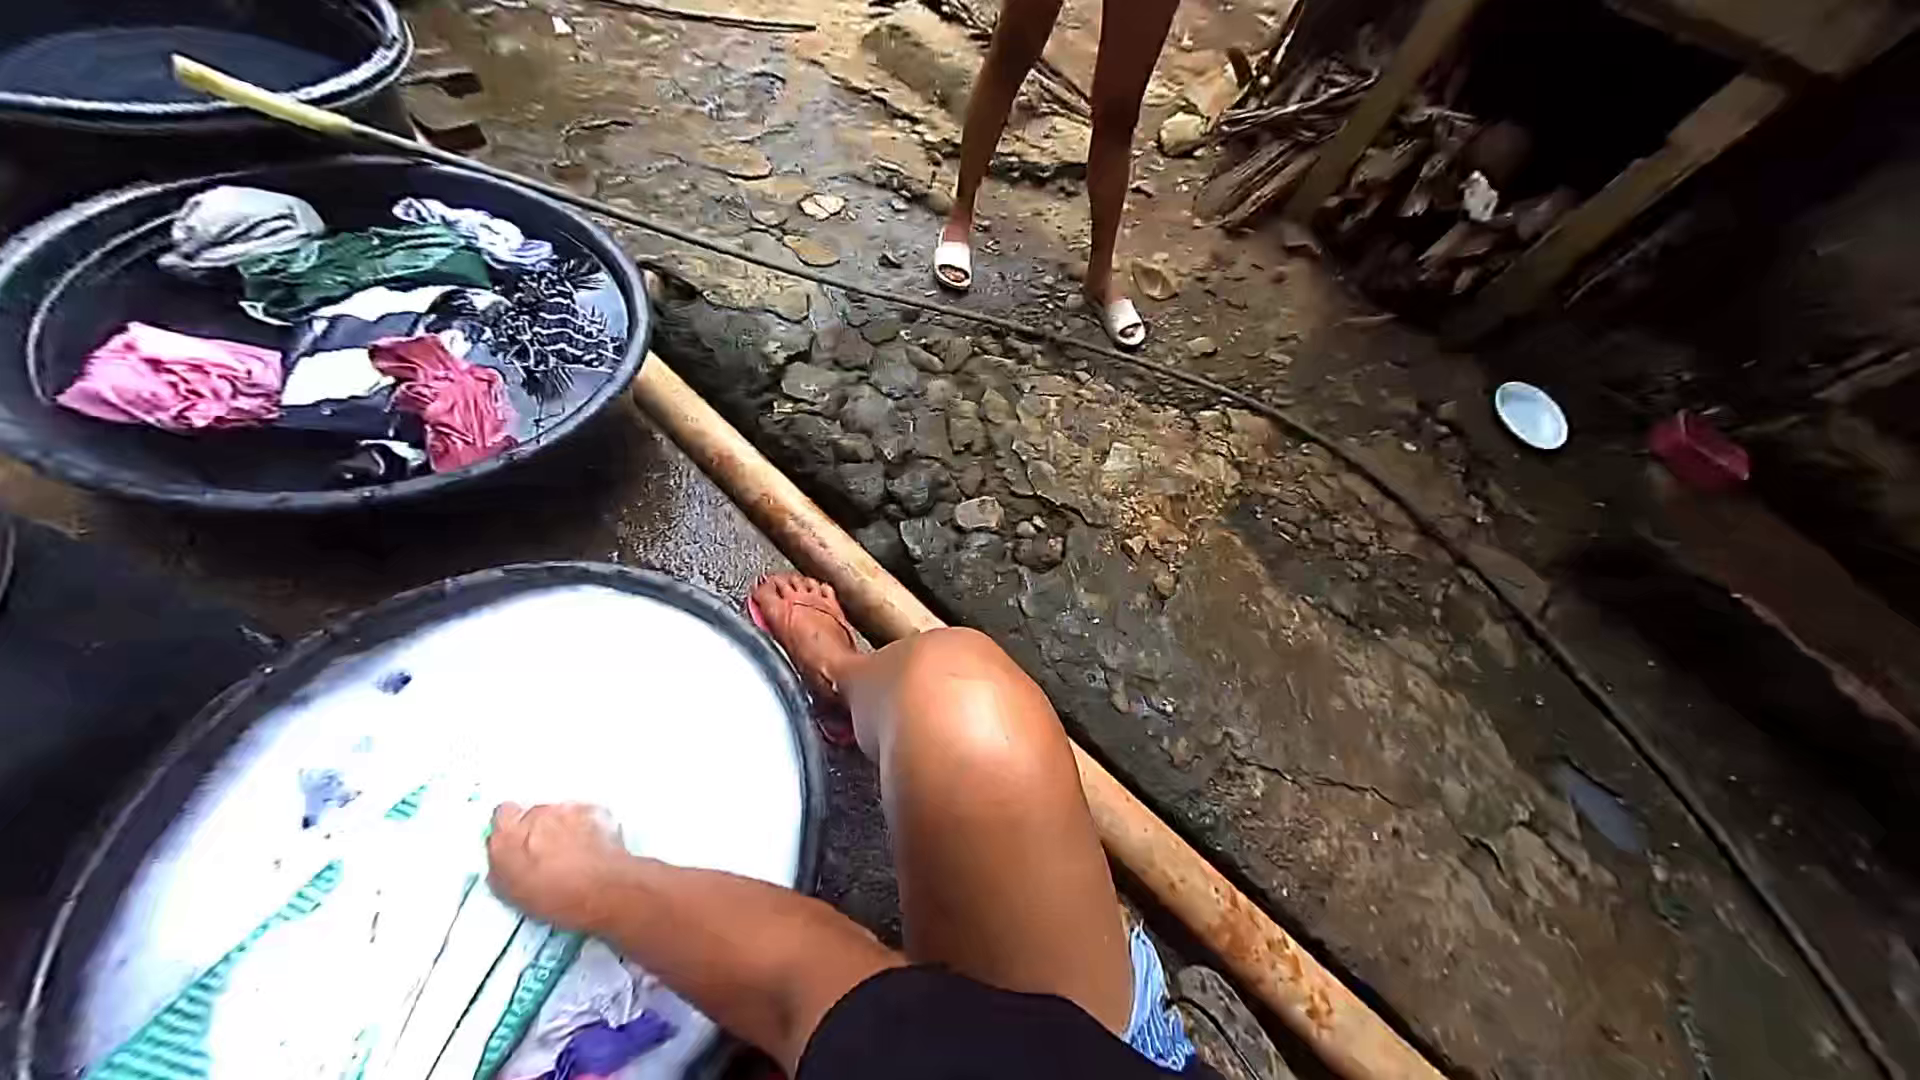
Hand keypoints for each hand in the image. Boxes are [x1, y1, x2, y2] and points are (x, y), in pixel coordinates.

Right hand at [486, 801, 636, 931]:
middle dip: (539, 829)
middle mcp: (537, 814)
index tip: (517, 839)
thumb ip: (501, 860)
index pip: (503, 813)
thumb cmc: (554, 896)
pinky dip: (586, 824)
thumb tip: (504, 852)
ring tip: (572, 853)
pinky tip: (590, 845)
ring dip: (564, 826)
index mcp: (509, 835)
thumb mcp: (509, 889)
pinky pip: (585, 813)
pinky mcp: (595, 808)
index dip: (511, 826)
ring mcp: (569, 809)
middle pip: (535, 813)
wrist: (600, 889)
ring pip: (561, 812)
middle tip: (548, 853)